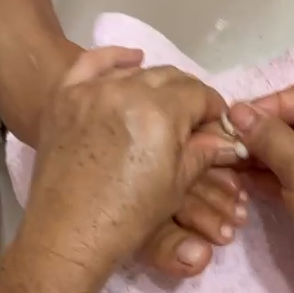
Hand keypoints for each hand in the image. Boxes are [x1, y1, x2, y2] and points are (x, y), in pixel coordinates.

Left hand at [22, 47, 238, 283]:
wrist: (68, 233)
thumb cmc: (127, 219)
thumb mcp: (174, 188)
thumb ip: (202, 154)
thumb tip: (228, 138)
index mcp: (160, 114)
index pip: (198, 94)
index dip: (213, 109)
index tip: (217, 125)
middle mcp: (126, 91)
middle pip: (169, 77)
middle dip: (187, 97)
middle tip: (192, 122)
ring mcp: (92, 90)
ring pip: (135, 72)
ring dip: (154, 86)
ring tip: (160, 108)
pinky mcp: (65, 96)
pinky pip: (93, 63)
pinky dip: (115, 58)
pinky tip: (132, 61)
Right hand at [228, 81, 293, 292]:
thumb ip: (269, 136)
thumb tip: (236, 110)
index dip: (271, 103)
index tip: (239, 122)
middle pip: (290, 121)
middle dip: (258, 131)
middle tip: (225, 146)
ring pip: (283, 151)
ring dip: (255, 155)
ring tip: (226, 165)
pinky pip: (282, 177)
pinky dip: (262, 177)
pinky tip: (239, 183)